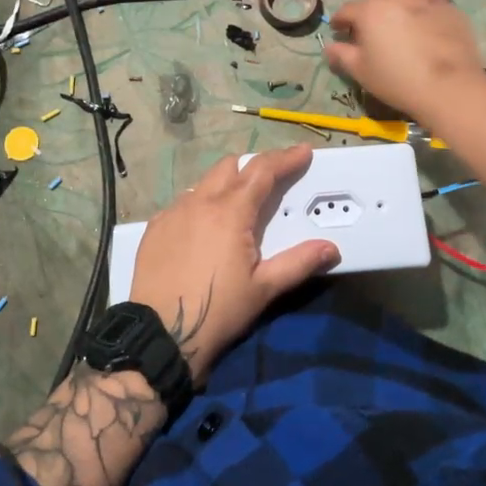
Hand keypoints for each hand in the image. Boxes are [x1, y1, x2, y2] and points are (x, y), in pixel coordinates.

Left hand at [129, 145, 339, 383]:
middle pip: (229, 166)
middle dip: (253, 167)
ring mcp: (172, 213)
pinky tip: (203, 229)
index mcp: (230, 211)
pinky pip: (181, 204)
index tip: (303, 152)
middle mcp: (199, 202)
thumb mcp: (263, 289)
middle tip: (271, 180)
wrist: (161, 334)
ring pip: (203, 184)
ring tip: (237, 208)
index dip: (285, 158)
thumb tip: (330, 248)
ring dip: (224, 186)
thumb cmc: (218, 310)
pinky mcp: (155, 227)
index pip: (262, 171)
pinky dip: (199, 206)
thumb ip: (298, 263)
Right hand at [325, 0, 485, 126]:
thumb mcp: (361, 71)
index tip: (338, 30)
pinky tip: (422, 31)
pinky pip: (426, 6)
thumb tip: (328, 47)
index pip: (347, 9)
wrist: (450, 88)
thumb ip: (341, 55)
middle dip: (367, 13)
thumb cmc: (397, 80)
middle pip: (375, 0)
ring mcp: (425, 0)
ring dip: (394, 10)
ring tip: (396, 29)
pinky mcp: (449, 9)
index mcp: (370, 10)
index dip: (340, 20)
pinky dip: (419, 14)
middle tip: (367, 32)